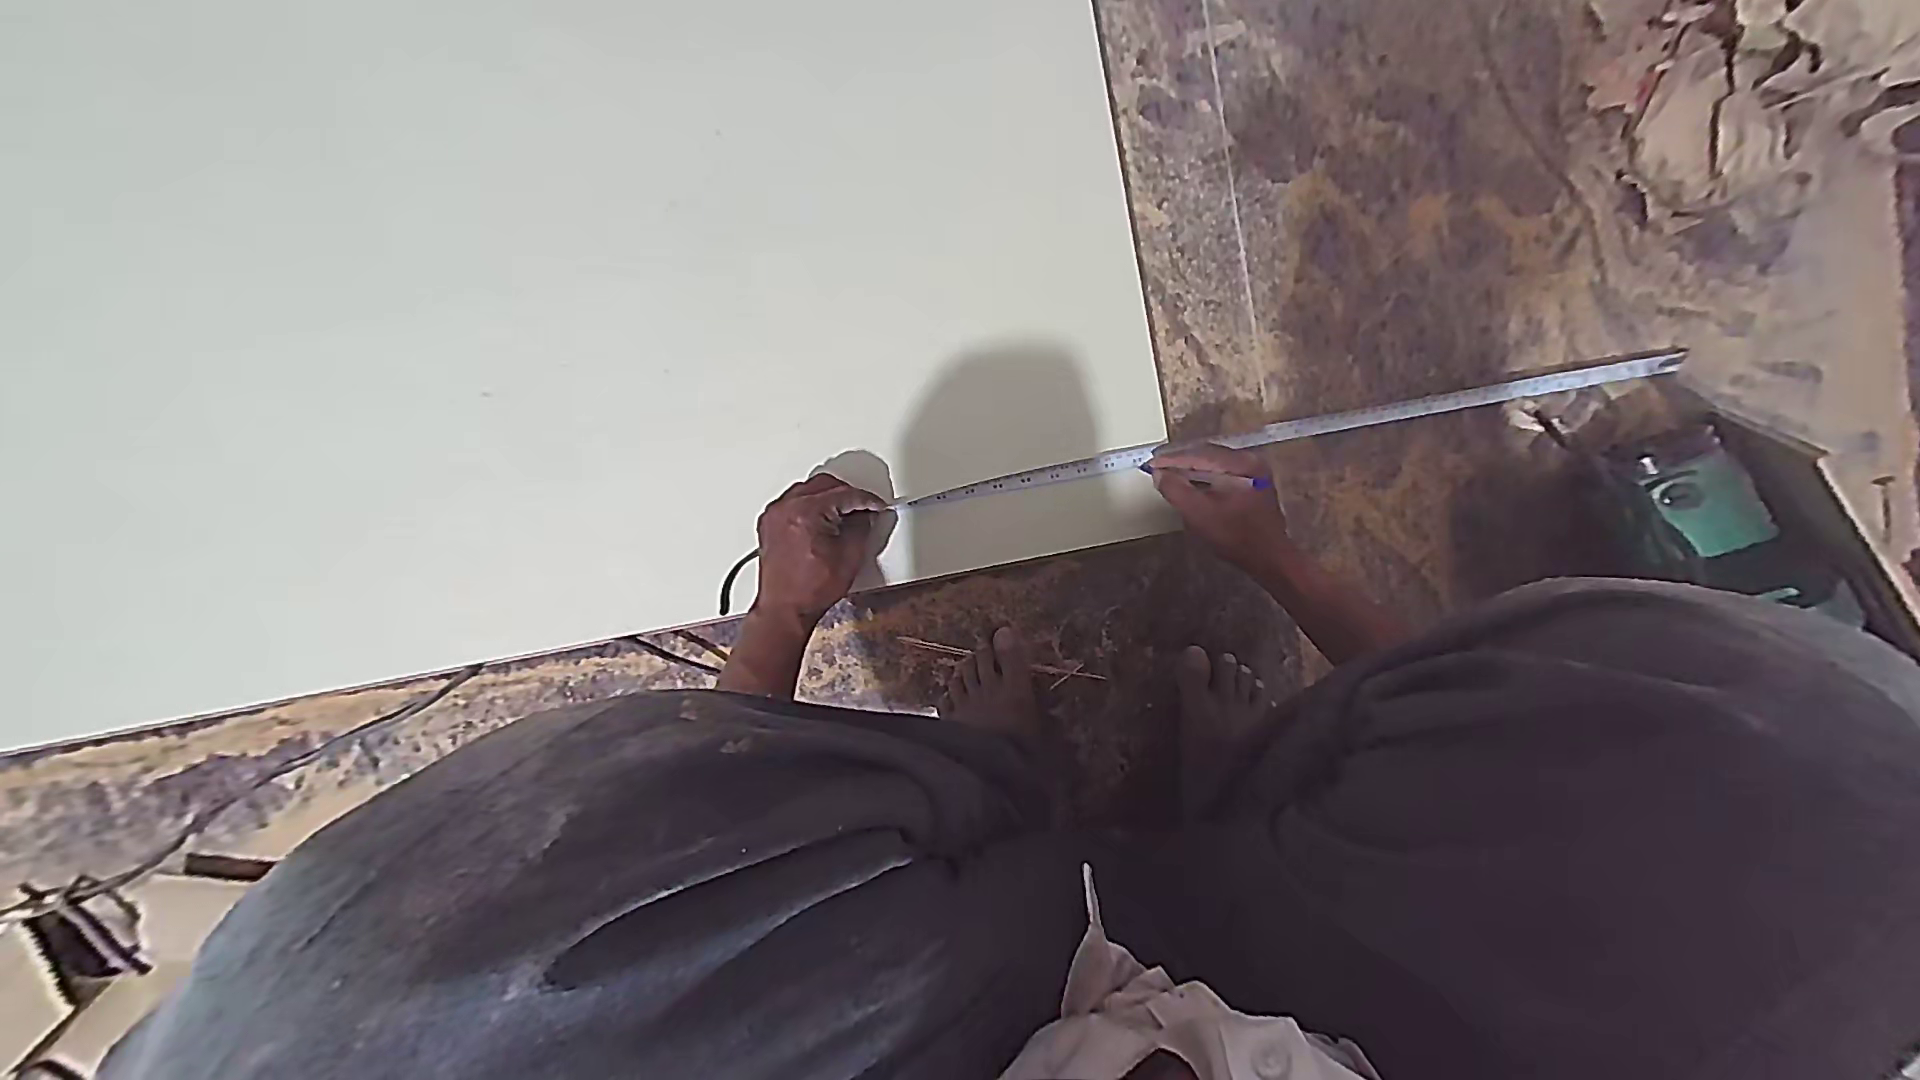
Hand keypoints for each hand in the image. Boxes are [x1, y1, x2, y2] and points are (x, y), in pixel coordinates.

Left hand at [753, 473, 887, 624]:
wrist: (786, 609)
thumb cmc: (810, 590)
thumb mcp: (850, 555)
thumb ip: (861, 526)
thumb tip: (863, 515)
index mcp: (806, 512)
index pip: (843, 494)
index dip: (865, 499)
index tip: (875, 504)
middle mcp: (786, 509)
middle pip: (823, 484)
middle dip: (846, 493)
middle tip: (862, 506)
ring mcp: (774, 516)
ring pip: (806, 490)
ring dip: (827, 497)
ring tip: (843, 513)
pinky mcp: (769, 525)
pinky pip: (792, 502)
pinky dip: (809, 505)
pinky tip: (822, 519)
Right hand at [1149, 442, 1288, 565]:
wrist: (1268, 556)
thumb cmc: (1233, 534)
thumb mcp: (1197, 513)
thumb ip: (1175, 490)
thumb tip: (1159, 473)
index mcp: (1239, 464)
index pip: (1198, 455)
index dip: (1171, 459)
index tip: (1150, 464)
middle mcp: (1249, 461)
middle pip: (1207, 455)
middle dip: (1180, 461)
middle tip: (1157, 467)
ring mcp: (1254, 472)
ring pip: (1214, 463)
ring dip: (1191, 468)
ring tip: (1169, 474)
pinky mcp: (1253, 484)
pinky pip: (1222, 473)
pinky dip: (1204, 476)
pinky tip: (1191, 484)